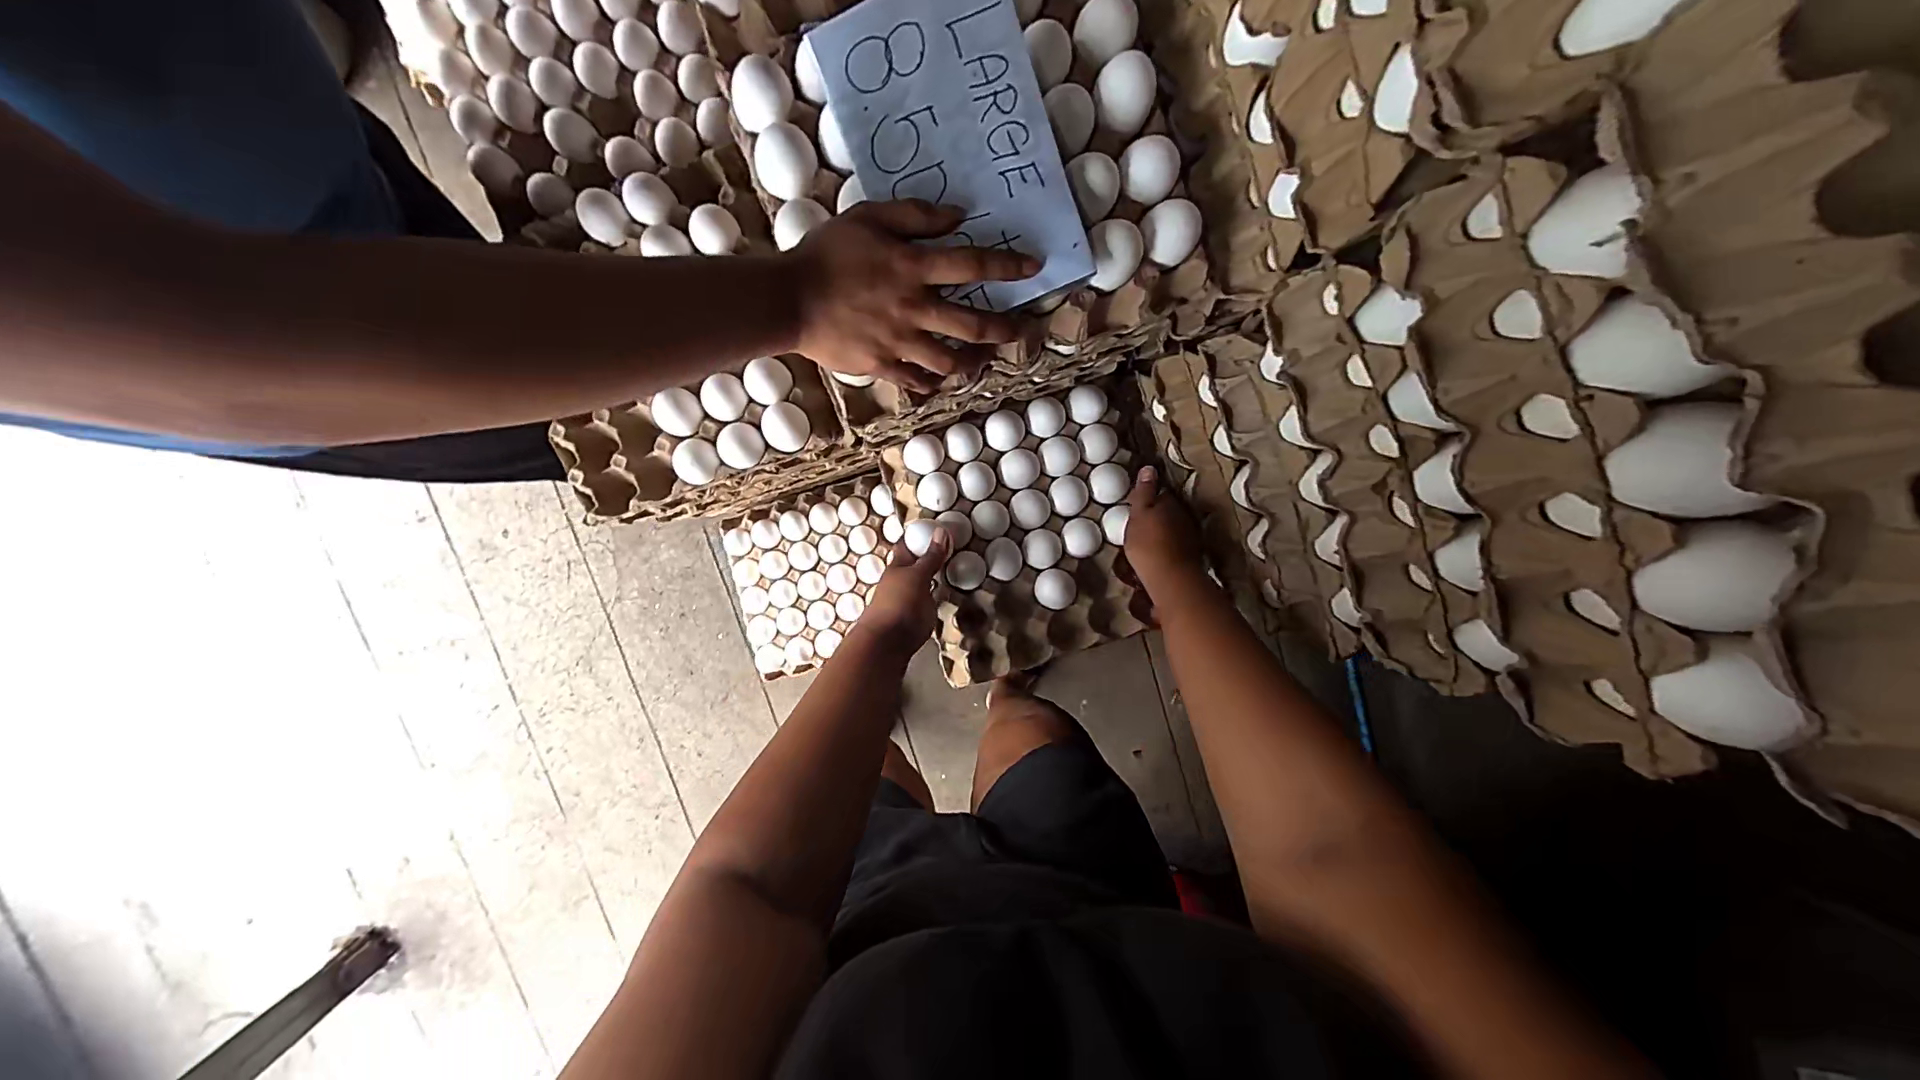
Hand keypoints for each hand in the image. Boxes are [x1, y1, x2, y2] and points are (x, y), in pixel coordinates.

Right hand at [785, 200, 1038, 392]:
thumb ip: (915, 215)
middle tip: (1024, 331)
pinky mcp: (883, 366)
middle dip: (1006, 329)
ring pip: (951, 361)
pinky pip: (917, 381)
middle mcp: (914, 308)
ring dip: (975, 362)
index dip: (1007, 266)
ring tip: (985, 359)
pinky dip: (933, 382)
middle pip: (974, 324)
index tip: (1033, 268)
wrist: (788, 300)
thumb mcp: (868, 217)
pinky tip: (940, 377)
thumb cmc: (825, 254)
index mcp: (912, 268)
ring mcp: (900, 341)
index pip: (972, 265)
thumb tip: (958, 216)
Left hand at [856, 532, 948, 648]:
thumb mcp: (918, 576)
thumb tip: (940, 530)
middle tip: (952, 545)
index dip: (919, 535)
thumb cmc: (899, 604)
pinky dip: (938, 594)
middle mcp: (901, 581)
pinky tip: (948, 593)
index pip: (908, 544)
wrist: (887, 643)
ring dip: (935, 576)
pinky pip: (930, 600)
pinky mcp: (917, 617)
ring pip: (923, 582)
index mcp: (898, 567)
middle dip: (930, 555)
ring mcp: (908, 600)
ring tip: (955, 566)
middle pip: (916, 563)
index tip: (936, 526)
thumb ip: (930, 557)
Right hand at [1123, 466, 1213, 612]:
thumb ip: (1144, 492)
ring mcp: (1191, 535)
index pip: (1160, 493)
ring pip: (1174, 527)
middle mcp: (1185, 515)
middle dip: (1157, 515)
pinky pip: (1177, 544)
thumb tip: (1149, 468)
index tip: (1135, 505)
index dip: (1147, 498)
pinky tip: (1158, 555)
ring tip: (1147, 542)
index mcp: (1170, 502)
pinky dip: (1168, 546)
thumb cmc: (1148, 543)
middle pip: (1169, 510)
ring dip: (1163, 531)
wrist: (1170, 578)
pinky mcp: (1192, 555)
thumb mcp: (1139, 514)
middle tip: (1139, 525)